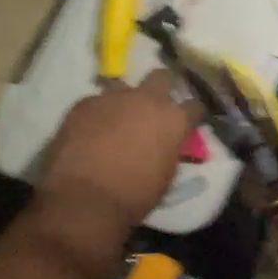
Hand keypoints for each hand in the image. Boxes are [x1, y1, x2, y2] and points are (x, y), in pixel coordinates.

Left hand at [40, 70, 200, 227]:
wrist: (83, 201)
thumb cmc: (133, 196)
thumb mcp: (166, 175)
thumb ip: (169, 150)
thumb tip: (166, 144)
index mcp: (174, 119)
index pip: (194, 105)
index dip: (190, 114)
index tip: (186, 123)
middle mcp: (148, 99)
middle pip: (162, 76)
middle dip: (161, 87)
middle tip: (153, 107)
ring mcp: (114, 98)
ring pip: (124, 88)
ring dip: (124, 102)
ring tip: (115, 122)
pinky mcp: (83, 104)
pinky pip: (95, 103)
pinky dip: (96, 115)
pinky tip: (89, 132)